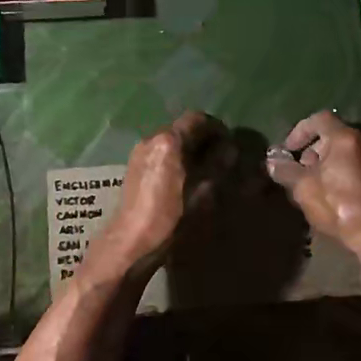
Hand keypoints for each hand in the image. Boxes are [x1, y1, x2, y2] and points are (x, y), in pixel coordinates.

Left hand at [81, 112, 221, 284]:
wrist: (131, 241)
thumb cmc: (170, 217)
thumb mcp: (202, 192)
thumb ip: (217, 165)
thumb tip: (230, 149)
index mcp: (168, 140)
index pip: (197, 119)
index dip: (217, 128)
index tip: (230, 143)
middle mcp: (151, 138)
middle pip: (182, 128)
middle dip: (203, 138)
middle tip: (221, 157)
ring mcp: (139, 151)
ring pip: (170, 140)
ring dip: (189, 148)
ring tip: (204, 169)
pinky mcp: (133, 166)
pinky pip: (160, 152)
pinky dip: (175, 157)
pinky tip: (184, 177)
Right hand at [266, 111, 360, 260]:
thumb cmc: (336, 204)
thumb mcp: (302, 186)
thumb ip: (285, 170)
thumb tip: (271, 161)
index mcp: (344, 138)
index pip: (319, 119)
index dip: (299, 131)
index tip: (287, 149)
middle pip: (329, 136)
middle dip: (309, 150)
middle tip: (295, 169)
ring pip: (339, 153)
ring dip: (320, 164)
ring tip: (306, 185)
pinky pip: (349, 166)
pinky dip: (333, 173)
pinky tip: (323, 195)